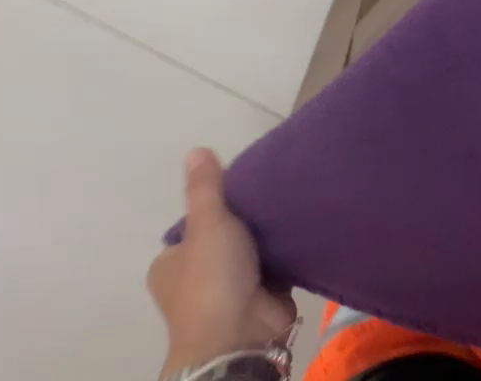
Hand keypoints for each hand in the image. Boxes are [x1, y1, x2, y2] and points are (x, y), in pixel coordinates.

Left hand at [148, 149, 295, 375]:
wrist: (241, 331)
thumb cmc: (213, 278)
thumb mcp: (208, 224)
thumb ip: (206, 189)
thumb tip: (195, 149)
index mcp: (171, 264)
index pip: (194, 226)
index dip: (218, 206)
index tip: (247, 186)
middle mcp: (195, 277)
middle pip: (226, 236)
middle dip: (249, 219)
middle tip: (278, 189)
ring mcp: (230, 288)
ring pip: (255, 249)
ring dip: (273, 234)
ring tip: (299, 199)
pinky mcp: (263, 294)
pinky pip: (279, 263)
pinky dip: (291, 249)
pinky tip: (309, 225)